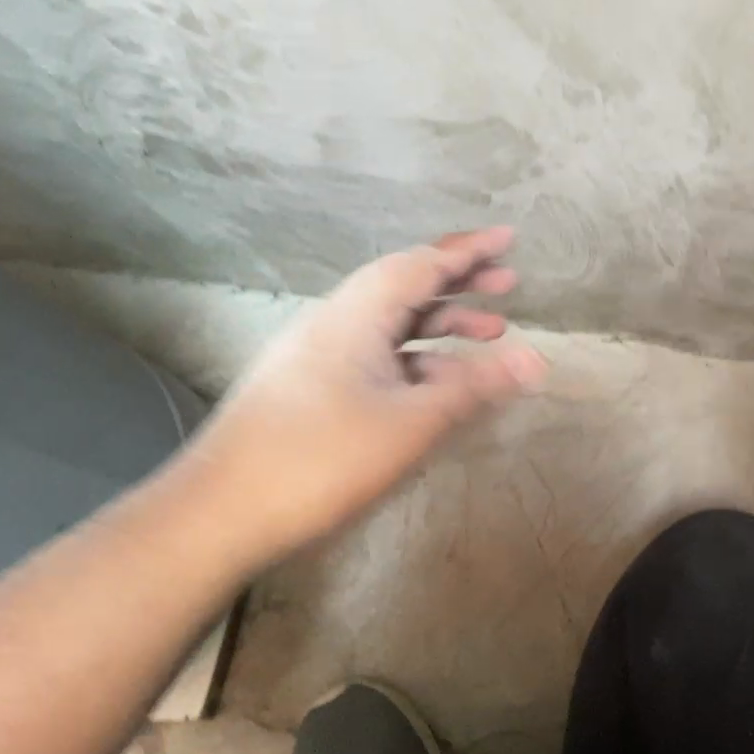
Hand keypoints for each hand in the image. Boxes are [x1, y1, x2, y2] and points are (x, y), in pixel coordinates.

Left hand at [169, 229, 547, 557]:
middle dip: (461, 282)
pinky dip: (421, 358)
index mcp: (356, 317)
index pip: (421, 265)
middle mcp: (336, 324)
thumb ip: (477, 387)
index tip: (509, 238)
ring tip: (491, 334)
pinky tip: (444, 383)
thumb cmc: (321, 459)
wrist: (216, 515)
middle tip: (509, 283)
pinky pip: (380, 355)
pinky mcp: (313, 387)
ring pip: (393, 324)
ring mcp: (320, 356)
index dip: (469, 250)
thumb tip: (537, 359)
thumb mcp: (413, 422)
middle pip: (406, 287)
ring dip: (443, 323)